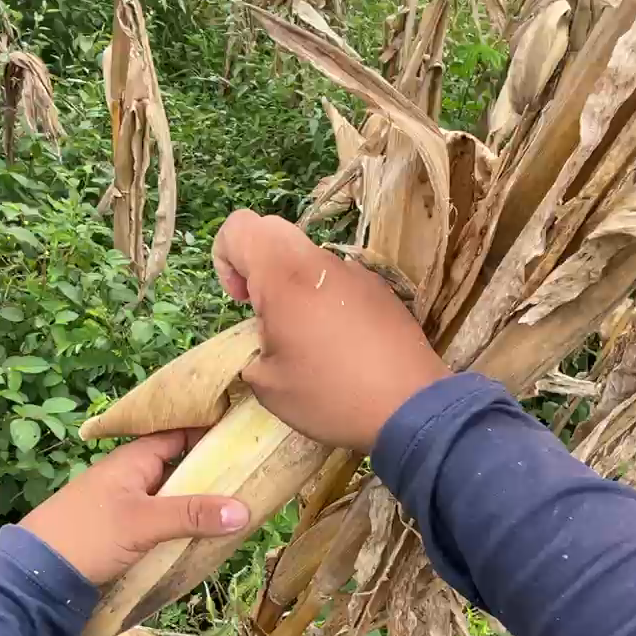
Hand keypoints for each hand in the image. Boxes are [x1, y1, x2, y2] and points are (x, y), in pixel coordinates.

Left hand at [19, 430, 248, 584]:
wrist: (36, 575)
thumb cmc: (88, 535)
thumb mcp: (144, 522)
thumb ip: (192, 515)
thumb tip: (243, 510)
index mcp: (133, 459)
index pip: (180, 432)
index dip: (211, 431)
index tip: (247, 436)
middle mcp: (131, 474)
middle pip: (180, 464)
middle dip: (212, 469)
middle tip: (252, 474)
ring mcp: (127, 502)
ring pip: (172, 492)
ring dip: (198, 499)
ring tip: (238, 504)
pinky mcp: (123, 528)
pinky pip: (163, 516)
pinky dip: (183, 520)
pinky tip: (204, 532)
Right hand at [213, 209, 449, 451]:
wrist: (411, 408)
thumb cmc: (330, 395)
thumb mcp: (268, 386)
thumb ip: (251, 350)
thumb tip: (264, 340)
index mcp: (284, 275)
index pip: (239, 227)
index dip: (225, 258)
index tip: (241, 303)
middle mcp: (321, 261)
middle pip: (274, 235)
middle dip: (257, 269)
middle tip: (266, 317)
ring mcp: (357, 273)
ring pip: (310, 261)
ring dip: (296, 290)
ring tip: (310, 345)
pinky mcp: (383, 292)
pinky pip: (341, 283)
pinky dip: (328, 304)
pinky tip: (343, 350)